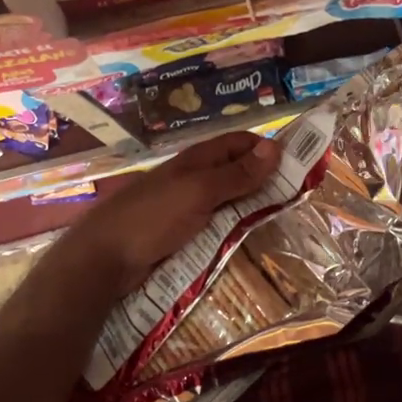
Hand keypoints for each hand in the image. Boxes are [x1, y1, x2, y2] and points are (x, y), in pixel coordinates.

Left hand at [84, 131, 282, 292]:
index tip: (298, 162)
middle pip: (235, 170)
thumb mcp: (201, 192)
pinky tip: (242, 239)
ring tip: (277, 219)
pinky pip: (211, 224)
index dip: (267, 148)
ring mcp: (183, 205)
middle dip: (262, 179)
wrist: (102, 259)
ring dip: (247, 206)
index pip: (241, 142)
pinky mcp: (176, 233)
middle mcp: (192, 176)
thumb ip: (238, 174)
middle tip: (295, 195)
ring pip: (225, 199)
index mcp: (197, 159)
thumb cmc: (152, 217)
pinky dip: (229, 227)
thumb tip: (276, 148)